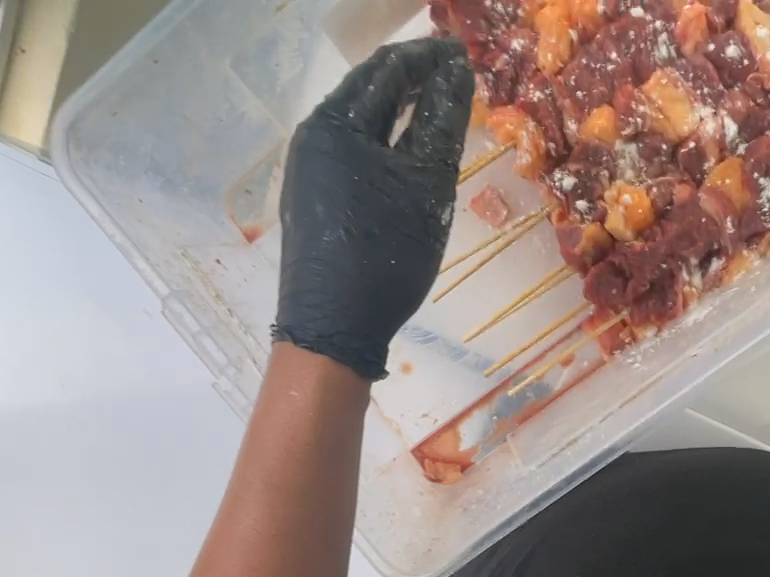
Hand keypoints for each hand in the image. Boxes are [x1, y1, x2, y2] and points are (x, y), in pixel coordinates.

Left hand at [271, 38, 474, 380]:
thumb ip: (441, 124)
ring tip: (429, 108)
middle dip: (409, 80)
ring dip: (393, 111)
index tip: (462, 54)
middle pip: (366, 92)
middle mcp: (313, 137)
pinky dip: (378, 142)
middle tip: (449, 76)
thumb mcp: (426, 188)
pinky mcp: (310, 200)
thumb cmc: (384, 256)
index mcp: (336, 124)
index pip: (388, 70)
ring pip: (356, 124)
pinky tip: (398, 154)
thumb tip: (457, 73)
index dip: (428, 59)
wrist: (332, 328)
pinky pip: (348, 154)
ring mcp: (306, 170)